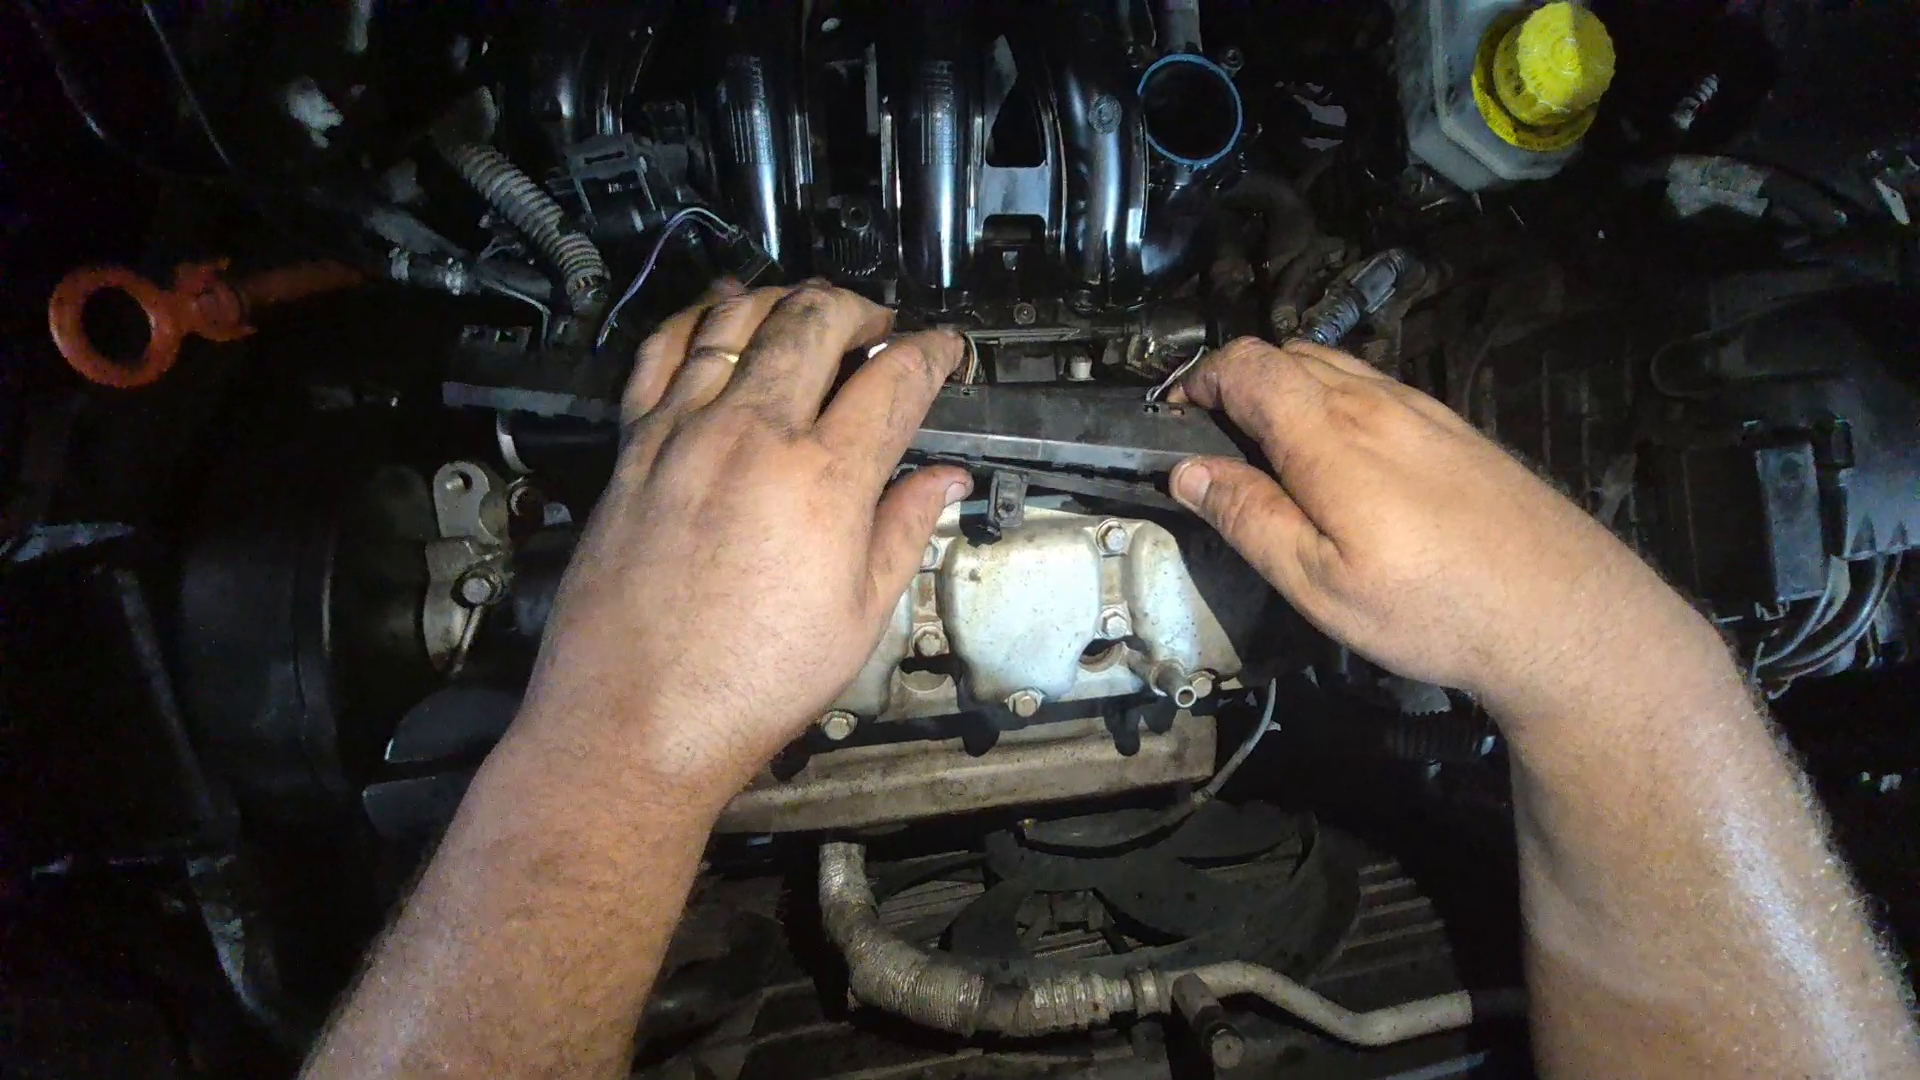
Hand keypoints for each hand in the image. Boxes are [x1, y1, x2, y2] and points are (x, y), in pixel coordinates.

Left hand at [515, 282, 969, 797]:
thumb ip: (905, 527)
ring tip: (812, 308)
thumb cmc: (754, 680)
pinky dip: (697, 318)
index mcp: (825, 479)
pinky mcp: (635, 448)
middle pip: (816, 323)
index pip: (894, 380)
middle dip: (862, 310)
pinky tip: (720, 311)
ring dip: (787, 300)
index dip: (930, 354)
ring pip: (739, 321)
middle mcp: (754, 437)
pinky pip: (661, 353)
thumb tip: (943, 481)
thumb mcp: (861, 613)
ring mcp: (685, 434)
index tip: (942, 351)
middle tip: (882, 324)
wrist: (640, 719)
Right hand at [1169, 337, 1717, 715]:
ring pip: (1332, 367)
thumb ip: (1249, 517)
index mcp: (1332, 436)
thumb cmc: (1432, 609)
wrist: (1573, 621)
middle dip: (1233, 380)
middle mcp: (1377, 404)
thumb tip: (1187, 472)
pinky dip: (1325, 400)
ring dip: (1279, 387)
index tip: (1174, 414)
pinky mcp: (1453, 431)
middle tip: (1209, 435)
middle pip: (1287, 355)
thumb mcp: (1317, 582)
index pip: (1249, 367)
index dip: (1200, 378)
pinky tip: (1330, 454)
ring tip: (1260, 444)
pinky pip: (1371, 389)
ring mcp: (1423, 411)